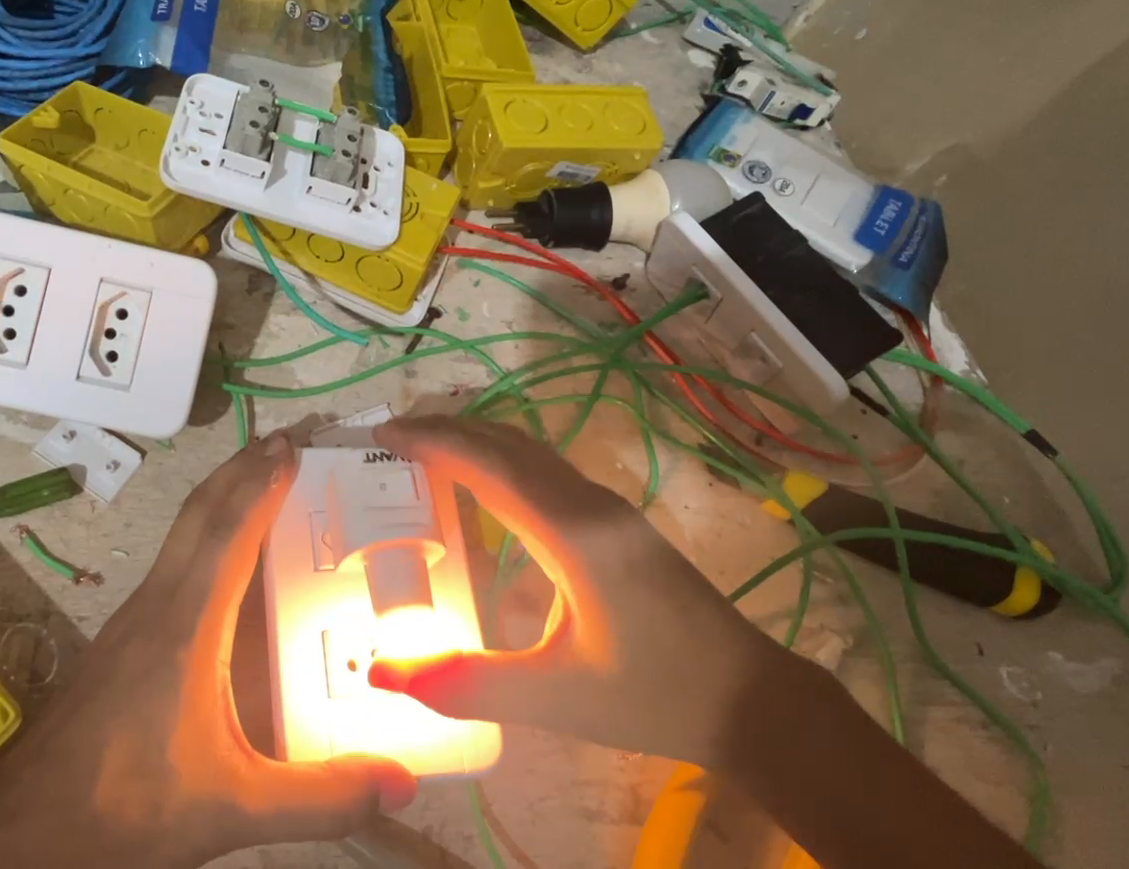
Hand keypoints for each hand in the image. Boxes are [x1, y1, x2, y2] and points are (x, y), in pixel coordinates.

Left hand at [0, 431, 415, 868]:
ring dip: (219, 497)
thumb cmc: (129, 804)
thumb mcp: (235, 808)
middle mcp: (157, 605)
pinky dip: (203, 534)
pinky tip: (221, 563)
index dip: (260, 486)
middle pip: (198, 515)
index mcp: (186, 627)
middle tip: (281, 441)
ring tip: (257, 480)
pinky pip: (171, 562)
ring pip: (180, 535)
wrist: (29, 825)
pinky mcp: (121, 638)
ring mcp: (132, 618)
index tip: (289, 446)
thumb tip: (403, 783)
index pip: (228, 534)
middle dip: (239, 470)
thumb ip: (321, 800)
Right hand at [366, 416, 798, 768]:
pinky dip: (501, 460)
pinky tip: (485, 484)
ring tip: (426, 448)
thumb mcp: (551, 697)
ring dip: (476, 440)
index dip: (432, 442)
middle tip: (392, 436)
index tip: (383, 435)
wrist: (751, 699)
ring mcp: (608, 509)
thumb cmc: (652, 695)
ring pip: (530, 452)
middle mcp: (588, 505)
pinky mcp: (618, 523)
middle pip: (507, 444)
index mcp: (571, 534)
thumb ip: (462, 684)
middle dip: (447, 430)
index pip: (488, 466)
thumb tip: (377, 675)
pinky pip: (545, 470)